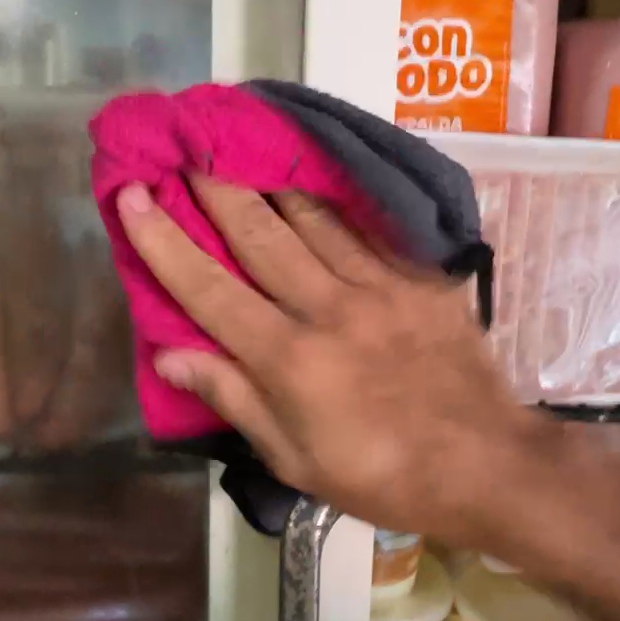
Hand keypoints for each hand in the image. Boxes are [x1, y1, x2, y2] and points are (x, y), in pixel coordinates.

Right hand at [115, 176, 548, 543]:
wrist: (487, 464)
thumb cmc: (380, 474)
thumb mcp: (295, 458)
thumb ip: (234, 397)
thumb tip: (168, 354)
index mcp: (289, 359)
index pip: (209, 290)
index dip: (164, 242)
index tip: (132, 197)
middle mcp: (327, 308)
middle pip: (259, 233)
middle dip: (214, 187)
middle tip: (184, 149)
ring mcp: (379, 287)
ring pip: (312, 218)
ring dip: (270, 180)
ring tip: (241, 146)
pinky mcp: (420, 278)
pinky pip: (367, 228)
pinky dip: (333, 200)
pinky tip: (316, 176)